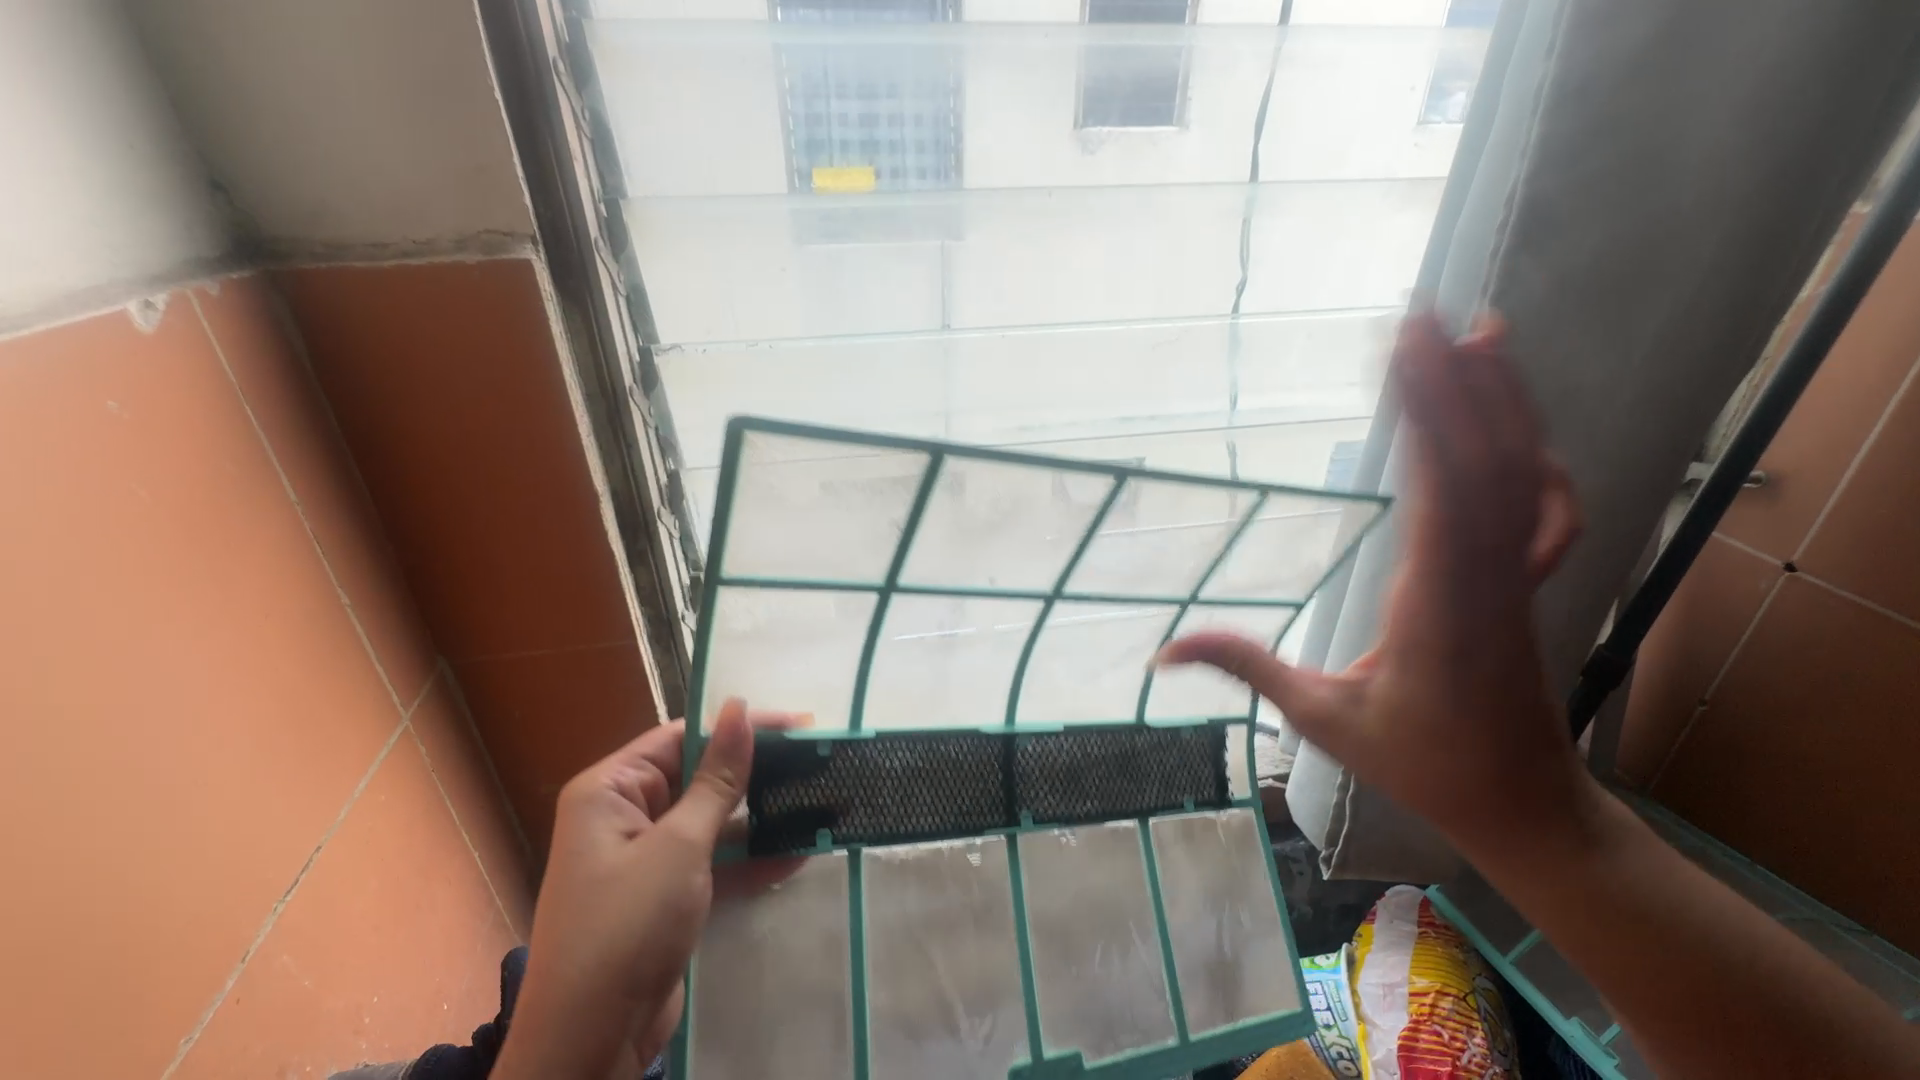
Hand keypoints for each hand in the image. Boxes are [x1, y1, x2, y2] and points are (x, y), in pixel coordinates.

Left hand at [494, 699, 797, 1079]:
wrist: (589, 1040)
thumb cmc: (628, 925)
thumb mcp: (679, 845)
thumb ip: (717, 779)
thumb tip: (737, 709)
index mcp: (610, 790)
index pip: (682, 739)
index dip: (739, 727)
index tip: (801, 724)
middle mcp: (622, 815)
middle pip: (697, 778)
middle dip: (753, 773)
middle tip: (815, 761)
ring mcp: (642, 859)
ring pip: (709, 822)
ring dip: (757, 819)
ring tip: (814, 802)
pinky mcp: (662, 897)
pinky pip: (710, 862)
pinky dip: (747, 861)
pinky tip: (796, 854)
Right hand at [1157, 312, 1591, 854]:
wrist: (1524, 804)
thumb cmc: (1421, 763)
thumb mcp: (1323, 719)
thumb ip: (1246, 669)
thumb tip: (1161, 650)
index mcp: (1438, 598)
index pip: (1441, 483)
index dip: (1426, 409)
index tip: (1399, 346)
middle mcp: (1484, 572)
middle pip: (1484, 458)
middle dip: (1454, 379)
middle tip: (1422, 313)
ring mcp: (1513, 574)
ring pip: (1520, 472)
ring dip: (1502, 399)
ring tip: (1481, 331)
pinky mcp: (1521, 582)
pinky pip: (1541, 510)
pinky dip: (1536, 456)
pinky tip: (1518, 426)